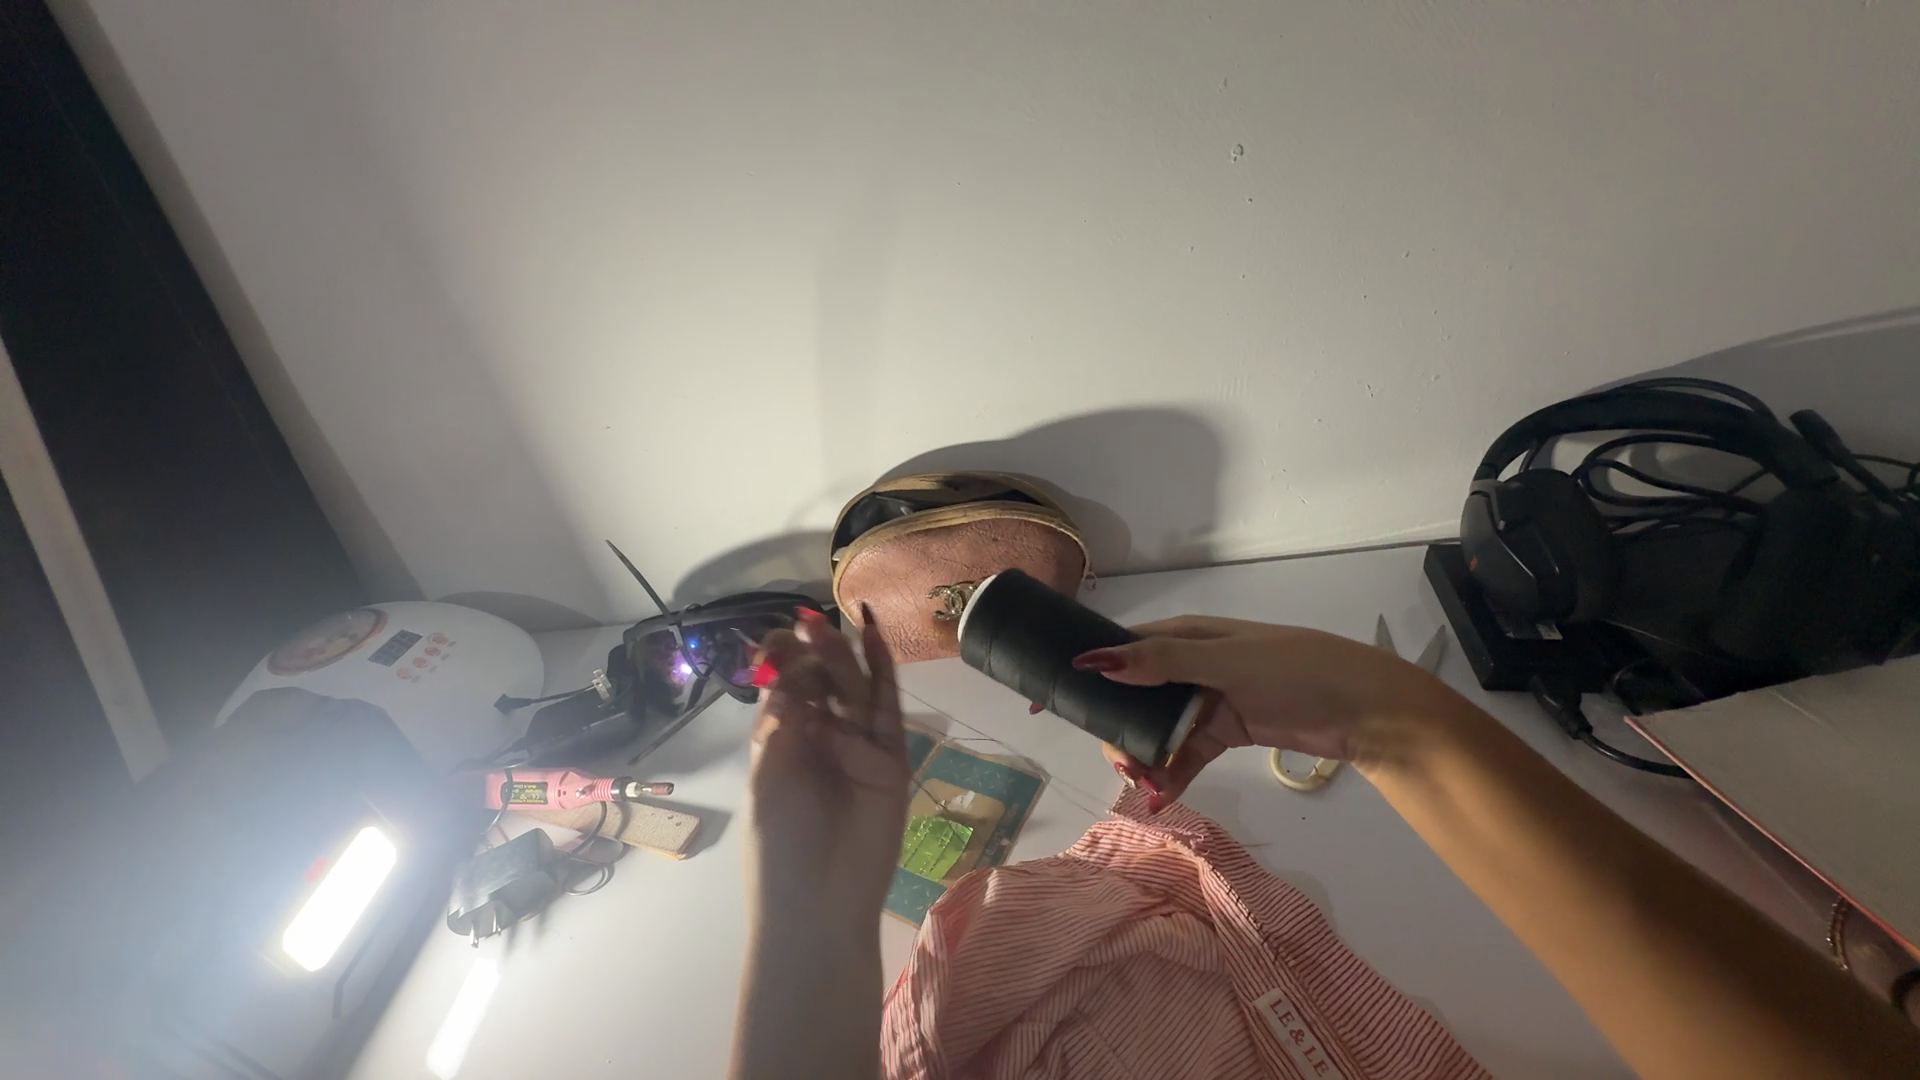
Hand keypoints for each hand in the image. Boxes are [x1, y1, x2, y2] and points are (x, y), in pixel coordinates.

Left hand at [745, 606, 908, 925]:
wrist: (819, 901)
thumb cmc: (779, 840)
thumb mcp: (768, 769)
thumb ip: (782, 714)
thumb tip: (788, 659)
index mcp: (784, 740)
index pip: (787, 684)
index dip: (784, 658)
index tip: (780, 636)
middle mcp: (822, 736)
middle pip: (822, 680)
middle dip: (814, 651)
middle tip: (807, 624)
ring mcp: (859, 744)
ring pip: (854, 686)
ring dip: (843, 653)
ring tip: (829, 625)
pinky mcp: (890, 756)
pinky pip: (887, 707)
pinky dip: (883, 671)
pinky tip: (875, 638)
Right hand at [1073, 616, 1447, 802]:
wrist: (1367, 711)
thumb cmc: (1295, 672)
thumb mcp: (1227, 662)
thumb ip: (1162, 663)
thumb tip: (1096, 661)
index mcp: (1186, 635)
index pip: (1122, 648)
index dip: (1085, 668)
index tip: (1048, 697)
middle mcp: (1189, 665)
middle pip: (1133, 696)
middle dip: (1117, 729)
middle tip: (1122, 763)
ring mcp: (1206, 701)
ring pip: (1156, 729)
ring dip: (1144, 756)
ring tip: (1147, 784)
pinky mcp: (1224, 732)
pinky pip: (1184, 753)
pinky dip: (1171, 773)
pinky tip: (1162, 796)